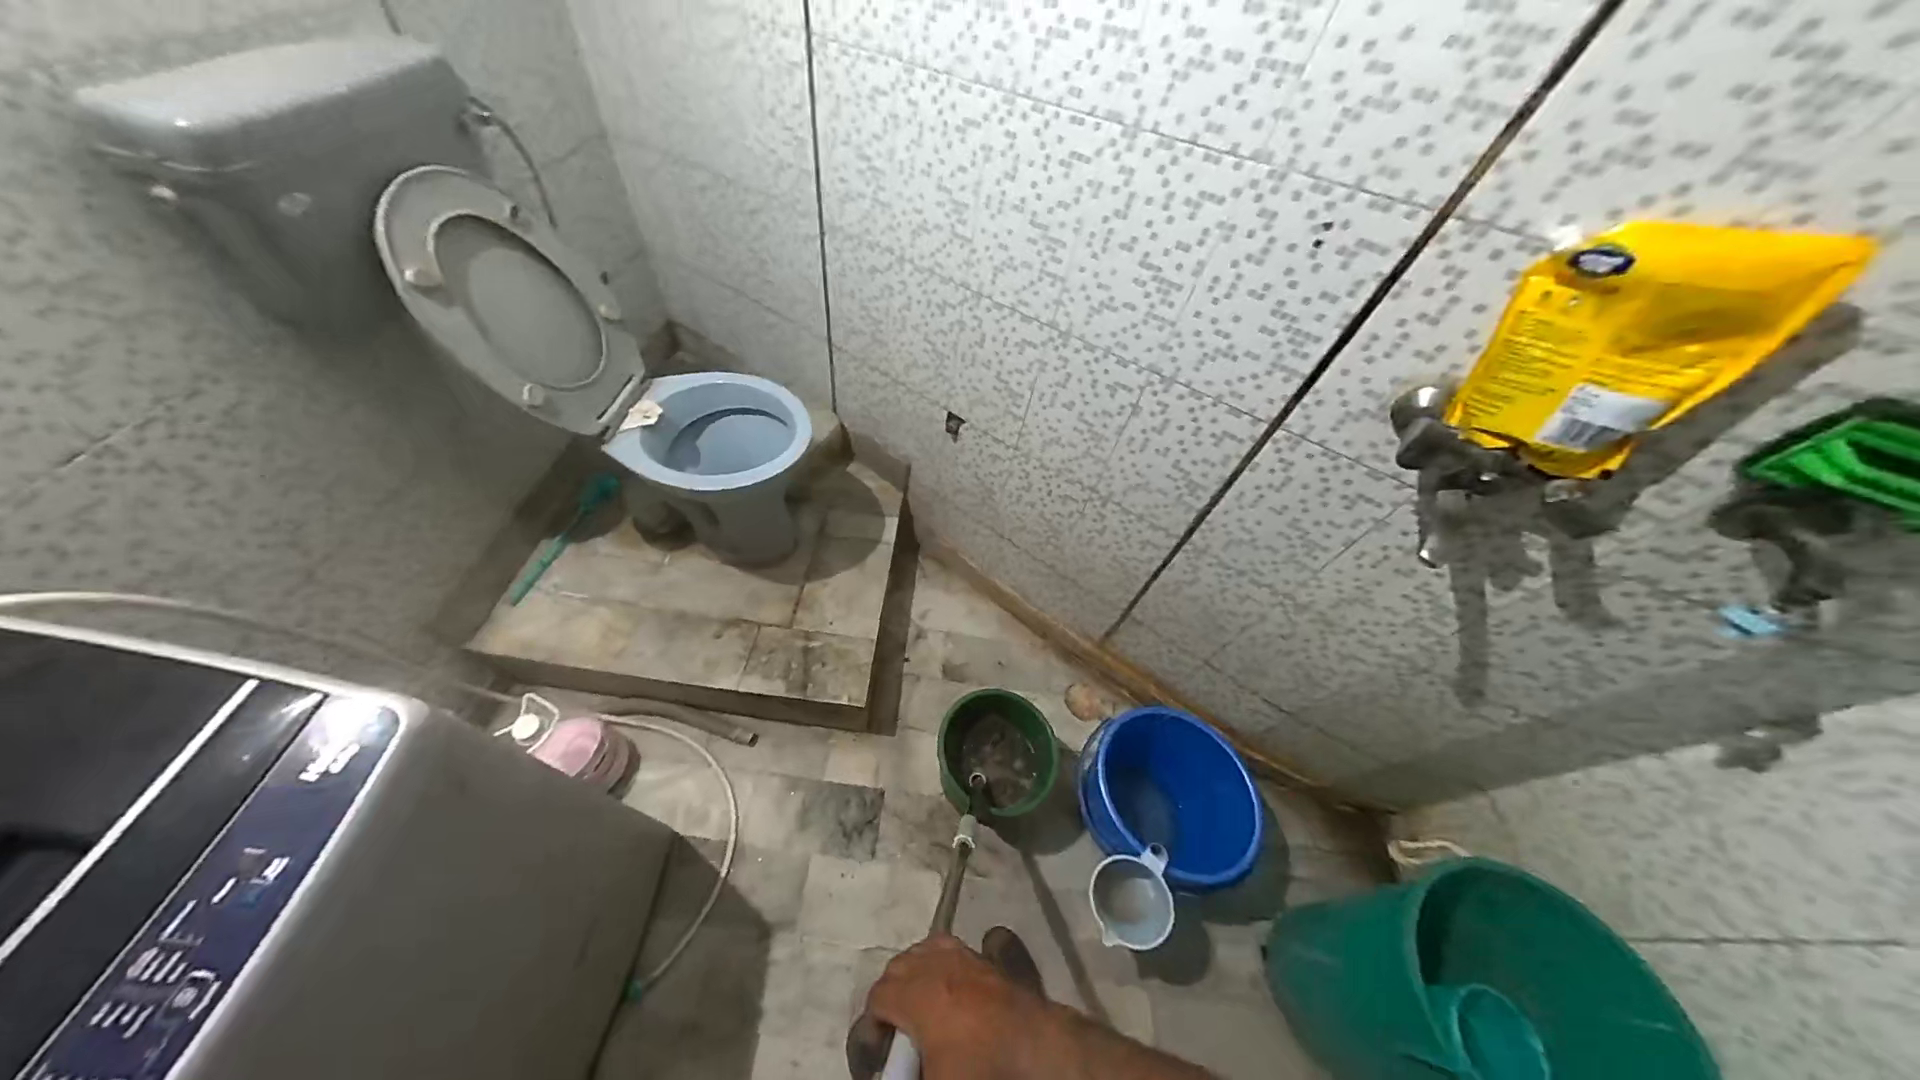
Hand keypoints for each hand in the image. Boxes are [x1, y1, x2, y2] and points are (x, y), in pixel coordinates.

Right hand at [857, 934, 1039, 1079]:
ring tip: (920, 1007)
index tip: (881, 1052)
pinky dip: (940, 960)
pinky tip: (948, 982)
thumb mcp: (935, 1079)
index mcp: (916, 995)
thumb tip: (898, 1067)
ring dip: (914, 975)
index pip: (877, 997)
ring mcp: (960, 955)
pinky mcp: (983, 957)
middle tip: (898, 1033)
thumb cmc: (981, 1065)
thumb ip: (907, 1071)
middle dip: (891, 997)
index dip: (873, 1026)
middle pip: (896, 968)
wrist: (1035, 1045)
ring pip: (922, 951)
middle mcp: (934, 965)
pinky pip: (950, 946)